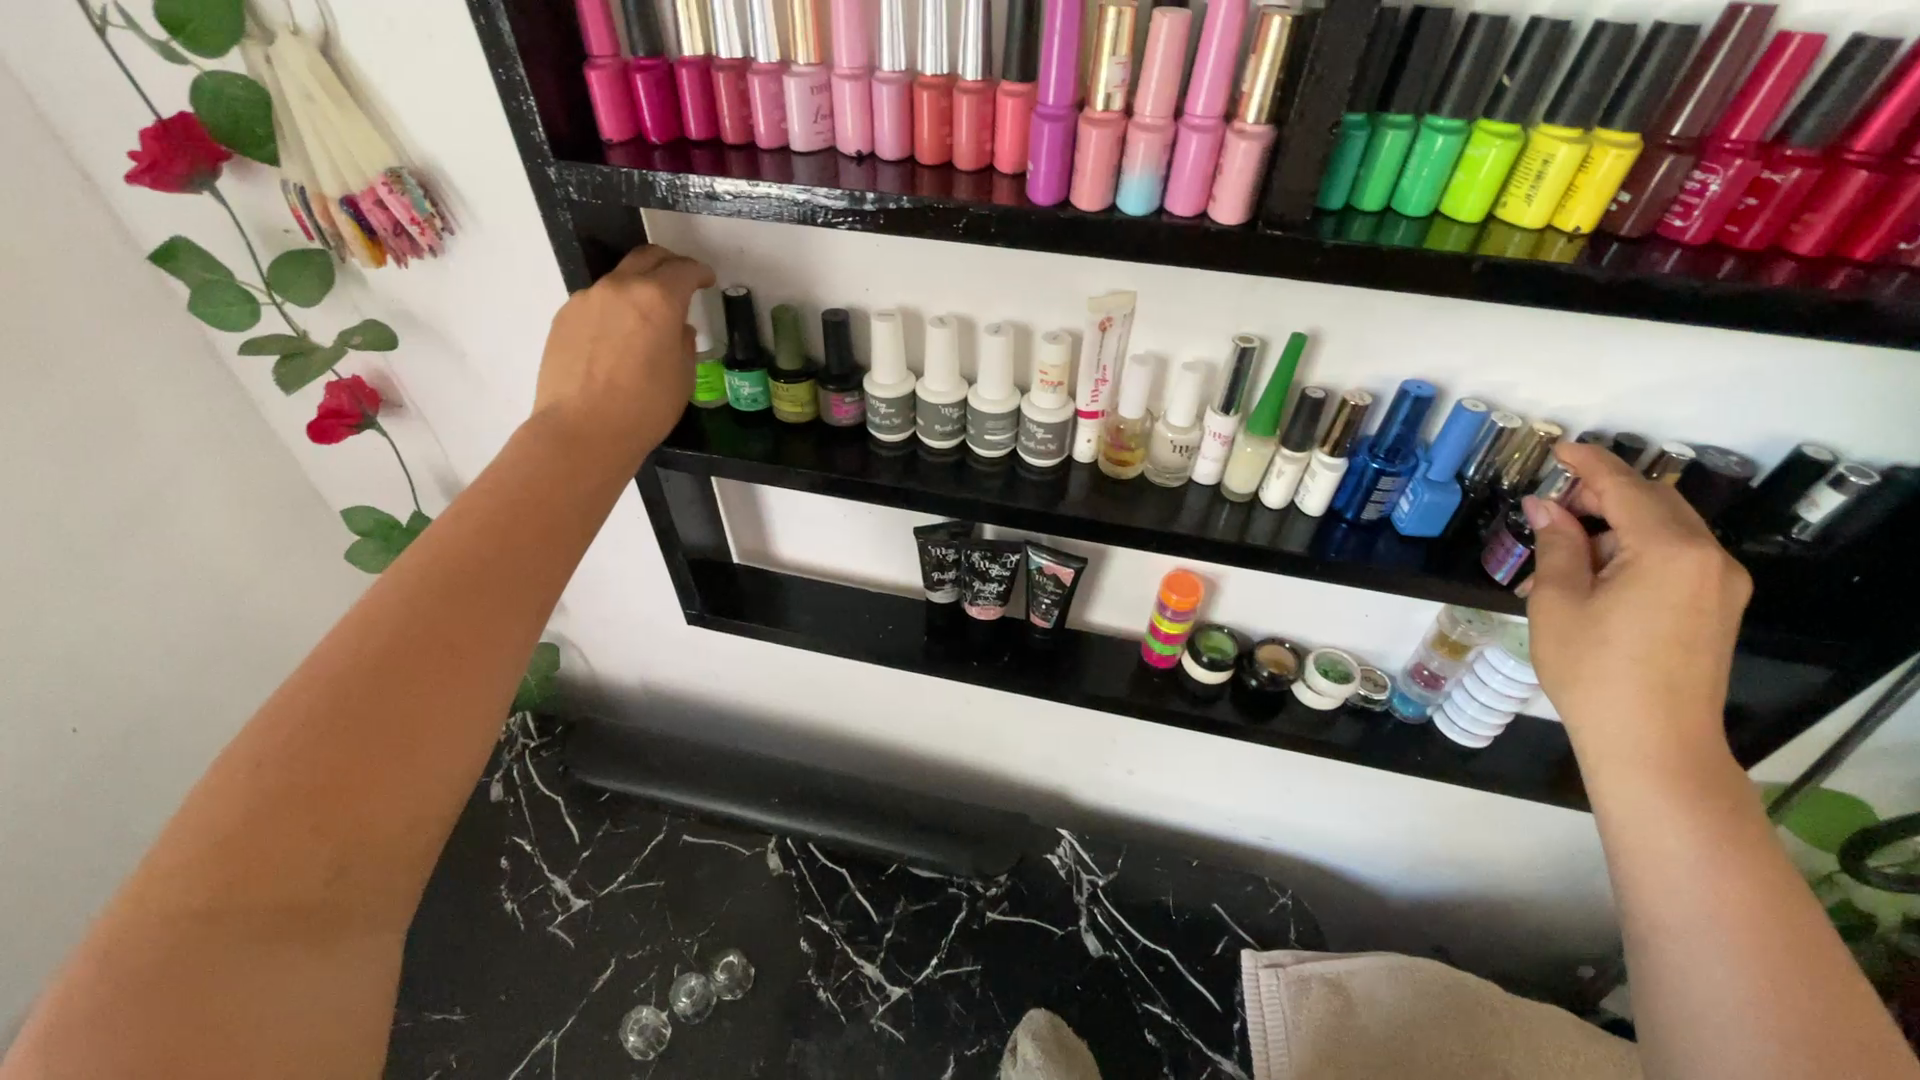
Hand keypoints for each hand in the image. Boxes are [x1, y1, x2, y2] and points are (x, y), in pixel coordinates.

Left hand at [534, 245, 715, 464]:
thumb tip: (676, 329)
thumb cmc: (645, 408)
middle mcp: (620, 288)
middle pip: (647, 257)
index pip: (683, 270)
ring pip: (619, 280)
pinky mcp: (564, 317)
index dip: (699, 272)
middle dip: (668, 264)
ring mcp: (587, 300)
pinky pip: (596, 302)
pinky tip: (616, 340)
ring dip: (637, 288)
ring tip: (645, 318)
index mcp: (658, 299)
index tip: (706, 280)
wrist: (582, 430)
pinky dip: (613, 309)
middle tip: (680, 280)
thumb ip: (683, 343)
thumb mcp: (683, 377)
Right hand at [1524, 442, 1752, 760]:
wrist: (1653, 742)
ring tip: (1565, 551)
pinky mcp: (1719, 607)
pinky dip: (1637, 551)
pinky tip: (1597, 573)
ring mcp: (1721, 584)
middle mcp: (1709, 558)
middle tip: (1553, 508)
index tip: (1559, 450)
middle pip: (1656, 502)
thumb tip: (1547, 509)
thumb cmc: (1594, 670)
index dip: (1589, 465)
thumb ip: (1558, 544)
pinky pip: (1678, 558)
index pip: (1627, 488)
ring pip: (1668, 530)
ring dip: (1618, 525)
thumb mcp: (1558, 601)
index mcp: (1670, 549)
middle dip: (1604, 494)